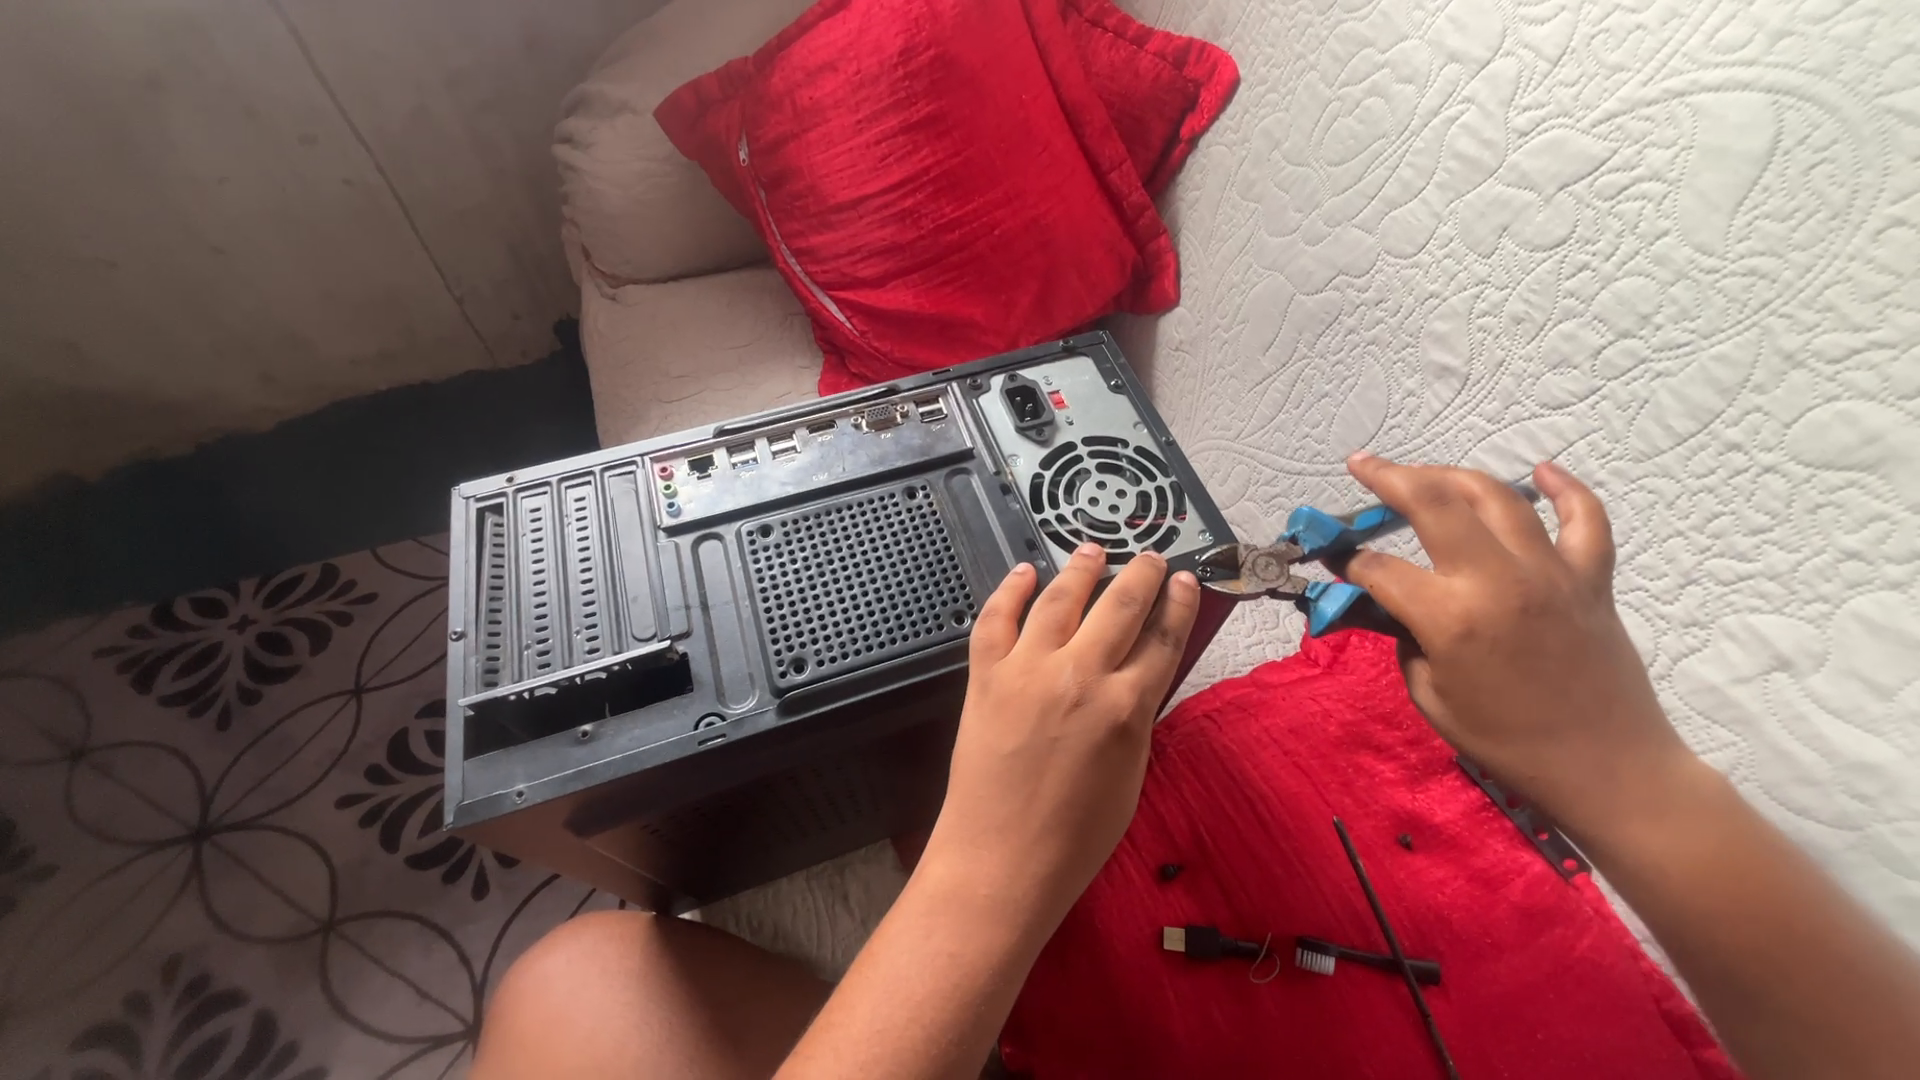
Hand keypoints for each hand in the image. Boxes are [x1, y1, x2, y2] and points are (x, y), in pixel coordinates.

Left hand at [922, 544, 1200, 926]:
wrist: (1001, 860)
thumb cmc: (1076, 837)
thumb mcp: (1131, 775)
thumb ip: (1134, 717)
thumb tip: (1135, 677)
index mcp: (1127, 707)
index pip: (1163, 638)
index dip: (1177, 604)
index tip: (1184, 580)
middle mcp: (1081, 676)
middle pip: (1119, 605)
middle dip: (1141, 574)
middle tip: (1149, 557)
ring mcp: (1028, 670)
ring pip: (1060, 599)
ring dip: (1081, 568)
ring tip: (1092, 550)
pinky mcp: (985, 675)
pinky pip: (996, 618)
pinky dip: (1010, 589)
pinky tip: (1024, 571)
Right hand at [1341, 455, 1697, 833]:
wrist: (1606, 767)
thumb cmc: (1503, 741)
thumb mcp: (1429, 694)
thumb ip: (1402, 637)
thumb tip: (1387, 601)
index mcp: (1449, 618)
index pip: (1379, 569)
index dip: (1349, 563)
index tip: (1336, 561)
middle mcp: (1496, 580)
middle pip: (1434, 503)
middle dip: (1387, 478)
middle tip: (1361, 465)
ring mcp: (1550, 572)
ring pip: (1497, 496)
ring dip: (1452, 475)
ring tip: (1424, 474)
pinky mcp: (1591, 577)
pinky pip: (1585, 517)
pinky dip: (1565, 487)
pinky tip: (1542, 471)